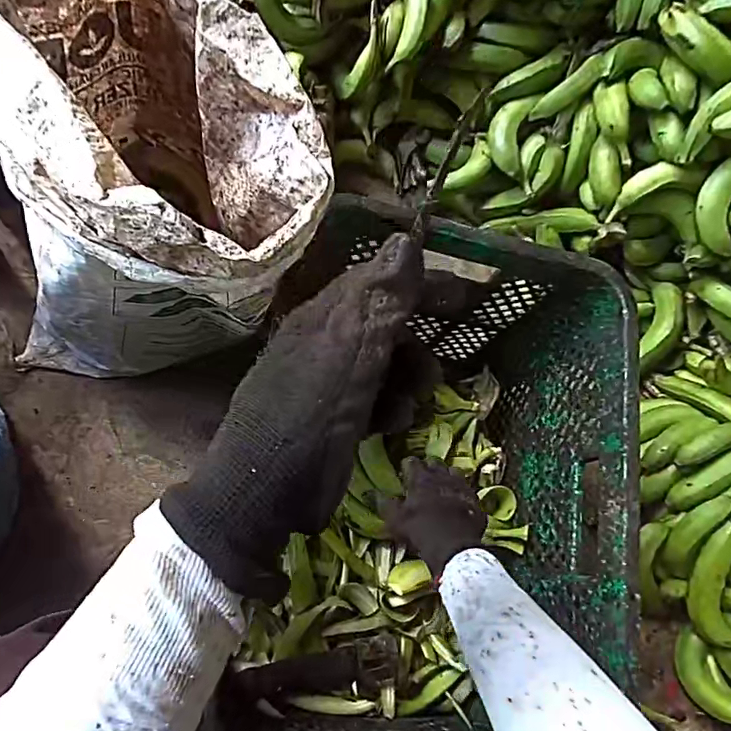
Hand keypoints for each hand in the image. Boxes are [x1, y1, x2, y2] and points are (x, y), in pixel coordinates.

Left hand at [164, 234, 423, 599]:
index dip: (424, 284)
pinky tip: (392, 424)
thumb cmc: (308, 419)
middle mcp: (322, 342)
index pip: (379, 281)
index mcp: (324, 318)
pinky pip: (370, 398)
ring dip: (407, 379)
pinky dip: (388, 406)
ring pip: (381, 365)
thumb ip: (379, 301)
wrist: (261, 491)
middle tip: (440, 369)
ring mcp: (324, 381)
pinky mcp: (329, 416)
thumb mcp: (350, 354)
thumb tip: (405, 240)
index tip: (468, 297)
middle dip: (418, 343)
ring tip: (414, 401)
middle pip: (384, 326)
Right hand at [380, 459, 486, 573]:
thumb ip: (384, 504)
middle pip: (435, 462)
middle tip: (423, 476)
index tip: (403, 471)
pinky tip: (459, 499)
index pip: (412, 462)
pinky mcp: (475, 500)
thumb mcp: (395, 520)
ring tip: (442, 483)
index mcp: (420, 479)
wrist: (453, 547)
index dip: (407, 465)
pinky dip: (461, 492)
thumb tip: (372, 492)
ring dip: (447, 475)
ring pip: (454, 472)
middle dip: (428, 466)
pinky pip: (468, 490)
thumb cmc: (419, 530)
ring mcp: (461, 487)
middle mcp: (442, 477)